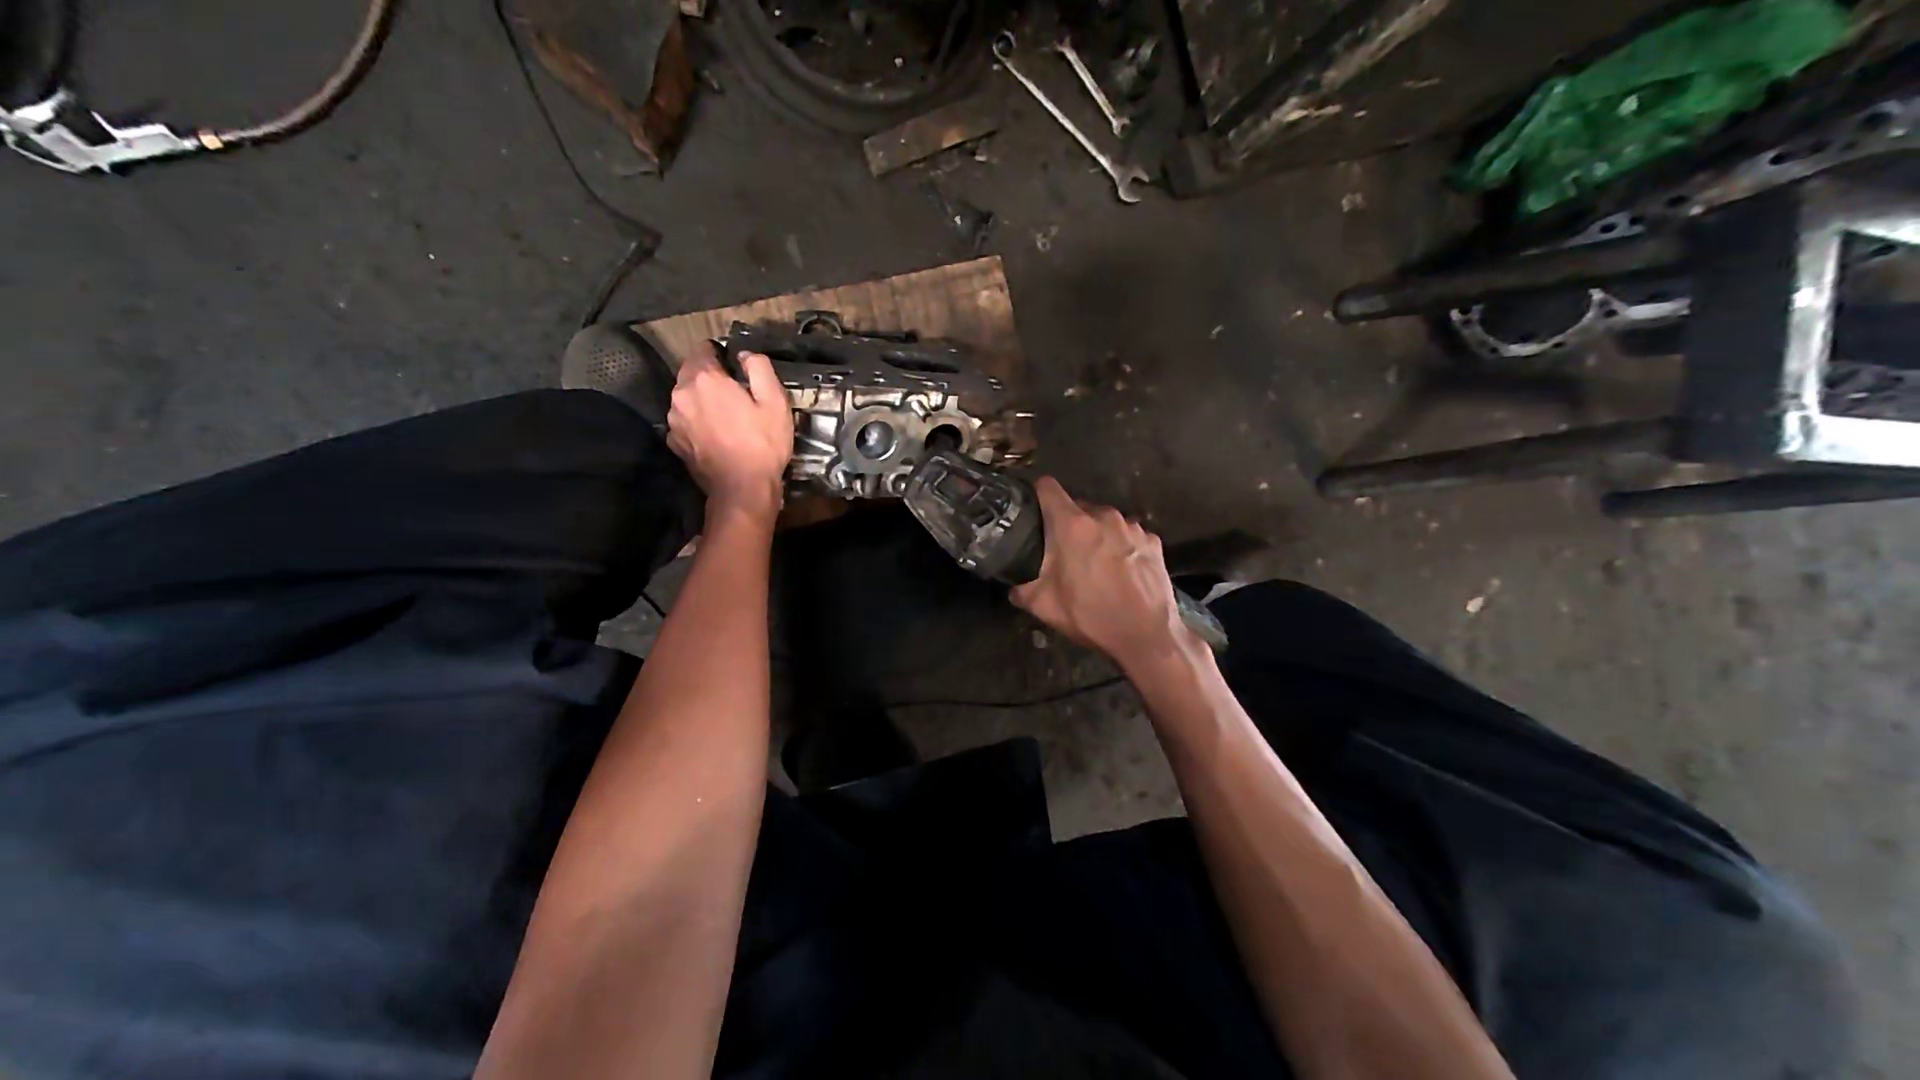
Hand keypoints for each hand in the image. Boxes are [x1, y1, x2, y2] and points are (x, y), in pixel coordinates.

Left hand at [665, 344, 793, 520]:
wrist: (742, 489)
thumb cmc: (763, 444)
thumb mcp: (775, 401)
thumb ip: (759, 367)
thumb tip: (745, 355)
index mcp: (705, 379)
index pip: (703, 349)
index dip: (721, 354)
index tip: (736, 367)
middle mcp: (682, 394)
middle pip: (692, 373)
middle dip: (710, 377)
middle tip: (735, 393)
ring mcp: (674, 419)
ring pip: (686, 397)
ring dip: (702, 400)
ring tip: (725, 416)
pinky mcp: (674, 441)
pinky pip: (684, 420)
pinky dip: (696, 421)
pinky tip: (715, 434)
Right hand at [1010, 477, 1194, 669]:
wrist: (1147, 636)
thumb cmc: (1091, 616)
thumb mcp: (1044, 606)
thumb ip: (1021, 588)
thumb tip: (1014, 586)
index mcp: (1072, 525)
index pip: (1048, 487)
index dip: (1038, 494)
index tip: (1034, 508)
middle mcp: (1103, 516)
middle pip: (1078, 507)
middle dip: (1069, 524)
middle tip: (1065, 553)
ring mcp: (1132, 527)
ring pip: (1105, 521)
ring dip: (1097, 535)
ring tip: (1097, 565)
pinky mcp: (1153, 541)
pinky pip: (1129, 535)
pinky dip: (1122, 547)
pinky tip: (1123, 572)